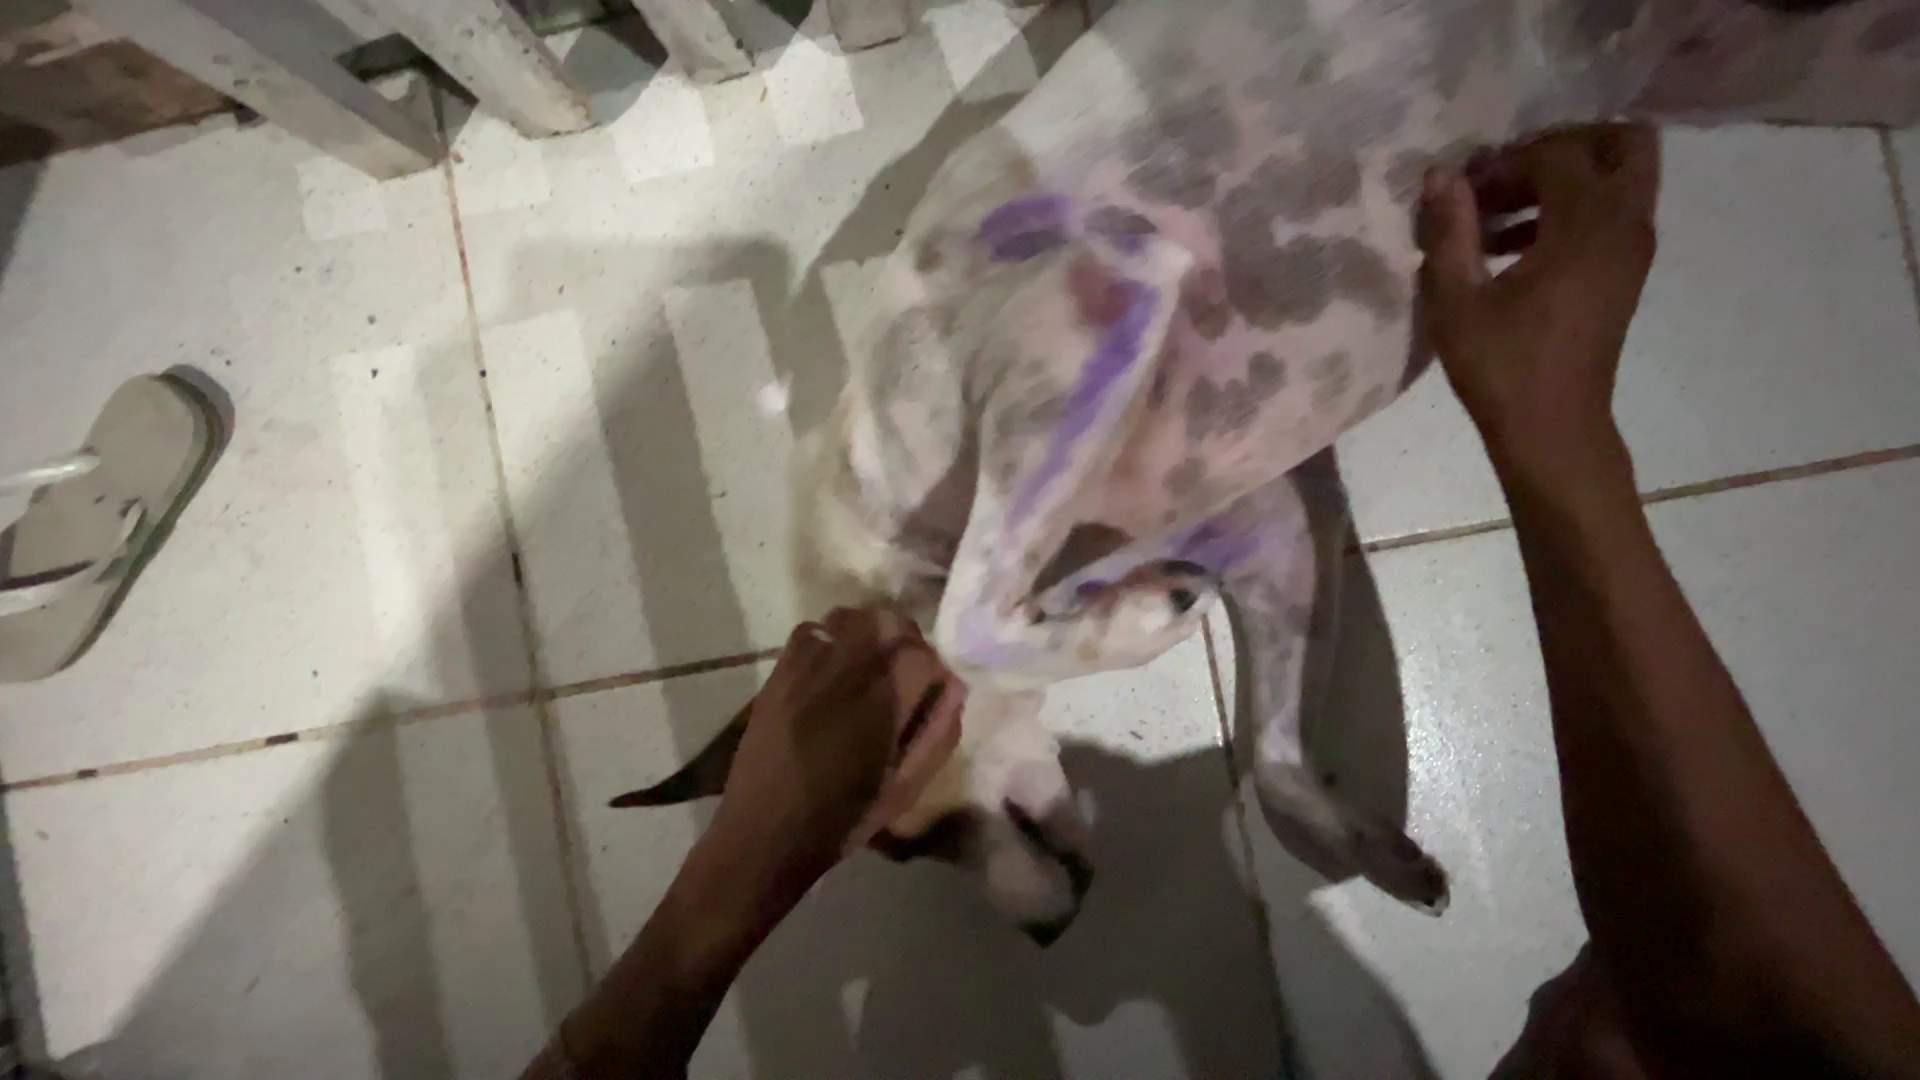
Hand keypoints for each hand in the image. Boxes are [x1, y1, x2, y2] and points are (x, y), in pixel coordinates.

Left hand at [706, 606, 966, 883]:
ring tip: (869, 664)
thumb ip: (939, 732)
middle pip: (889, 620)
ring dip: (869, 633)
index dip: (932, 670)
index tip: (928, 691)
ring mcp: (809, 665)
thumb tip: (955, 687)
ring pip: (852, 617)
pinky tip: (831, 669)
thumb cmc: (844, 817)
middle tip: (903, 672)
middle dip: (905, 640)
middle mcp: (848, 671)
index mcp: (884, 703)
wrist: (765, 832)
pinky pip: (813, 630)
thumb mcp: (907, 786)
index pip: (923, 654)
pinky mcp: (781, 670)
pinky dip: (830, 639)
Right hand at [1417, 123, 1660, 479]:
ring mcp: (1634, 247)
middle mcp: (1626, 224)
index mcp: (1587, 228)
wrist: (1551, 426)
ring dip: (1564, 179)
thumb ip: (1449, 232)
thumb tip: (1439, 175)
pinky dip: (1572, 208)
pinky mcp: (1627, 270)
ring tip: (1498, 215)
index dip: (1506, 161)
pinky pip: (1613, 210)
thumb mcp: (1456, 301)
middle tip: (1502, 178)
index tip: (1461, 191)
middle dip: (1558, 148)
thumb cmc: (1498, 367)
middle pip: (1619, 143)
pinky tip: (1515, 247)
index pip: (1558, 155)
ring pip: (1621, 175)